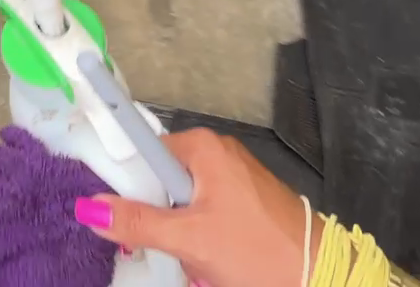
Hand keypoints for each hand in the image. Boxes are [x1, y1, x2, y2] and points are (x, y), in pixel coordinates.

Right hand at [74, 130, 315, 286]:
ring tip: (199, 265)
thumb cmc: (260, 254)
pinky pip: (210, 212)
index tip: (122, 215)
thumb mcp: (191, 241)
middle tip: (167, 251)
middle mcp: (217, 150)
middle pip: (163, 181)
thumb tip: (88, 208)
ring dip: (183, 235)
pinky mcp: (252, 201)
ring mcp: (237, 175)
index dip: (129, 185)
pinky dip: (205, 237)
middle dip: (161, 220)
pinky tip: (217, 265)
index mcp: (201, 146)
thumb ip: (138, 223)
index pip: (142, 152)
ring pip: (186, 203)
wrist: (331, 283)